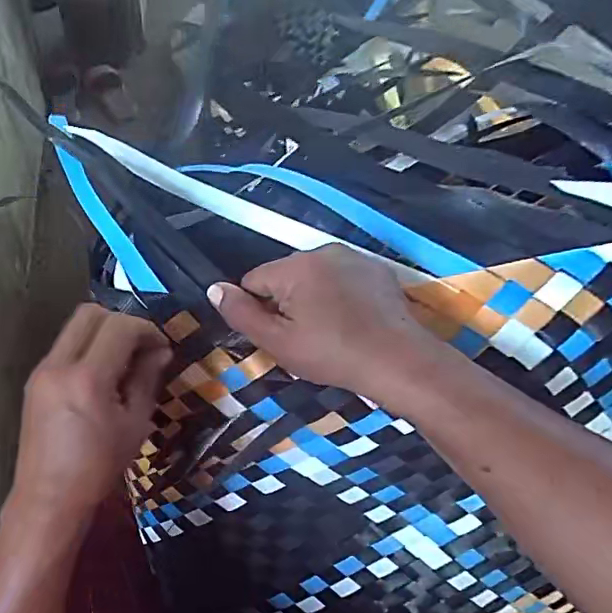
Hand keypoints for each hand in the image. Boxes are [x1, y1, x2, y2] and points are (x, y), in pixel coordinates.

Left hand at [9, 304, 171, 522]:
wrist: (48, 497)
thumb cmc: (98, 468)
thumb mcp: (134, 425)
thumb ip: (145, 380)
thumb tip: (159, 351)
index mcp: (87, 378)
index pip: (119, 327)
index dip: (146, 329)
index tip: (161, 347)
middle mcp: (57, 366)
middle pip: (90, 313)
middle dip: (121, 322)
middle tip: (141, 346)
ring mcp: (40, 372)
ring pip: (73, 329)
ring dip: (101, 334)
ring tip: (123, 364)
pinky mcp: (33, 382)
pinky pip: (62, 349)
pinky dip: (85, 350)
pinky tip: (100, 377)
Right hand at [208, 245, 445, 399]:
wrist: (397, 360)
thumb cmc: (330, 353)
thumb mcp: (276, 341)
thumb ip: (241, 314)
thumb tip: (214, 289)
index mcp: (295, 267)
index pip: (252, 281)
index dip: (256, 312)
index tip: (275, 336)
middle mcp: (323, 252)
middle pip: (283, 279)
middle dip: (284, 305)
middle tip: (300, 341)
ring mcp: (354, 258)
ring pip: (312, 280)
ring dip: (310, 303)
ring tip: (326, 335)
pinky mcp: (377, 271)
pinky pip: (340, 282)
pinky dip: (337, 300)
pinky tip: (348, 326)